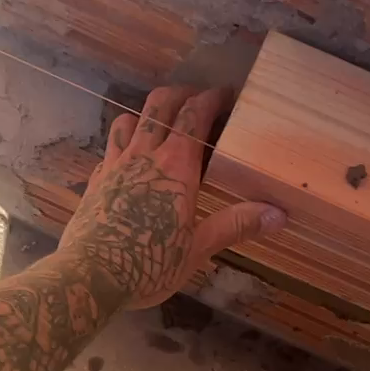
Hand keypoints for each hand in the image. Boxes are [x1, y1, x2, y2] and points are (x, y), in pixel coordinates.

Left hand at [61, 85, 285, 309]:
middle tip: (195, 99)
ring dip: (146, 114)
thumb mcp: (198, 250)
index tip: (226, 94)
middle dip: (181, 93)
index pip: (196, 114)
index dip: (212, 97)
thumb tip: (280, 214)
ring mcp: (113, 166)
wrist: (89, 277)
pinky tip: (127, 161)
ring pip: (128, 120)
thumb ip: (236, 225)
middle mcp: (143, 156)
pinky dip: (122, 144)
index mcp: (177, 166)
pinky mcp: (94, 183)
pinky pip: (109, 150)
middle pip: (160, 104)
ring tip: (158, 125)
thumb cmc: (149, 265)